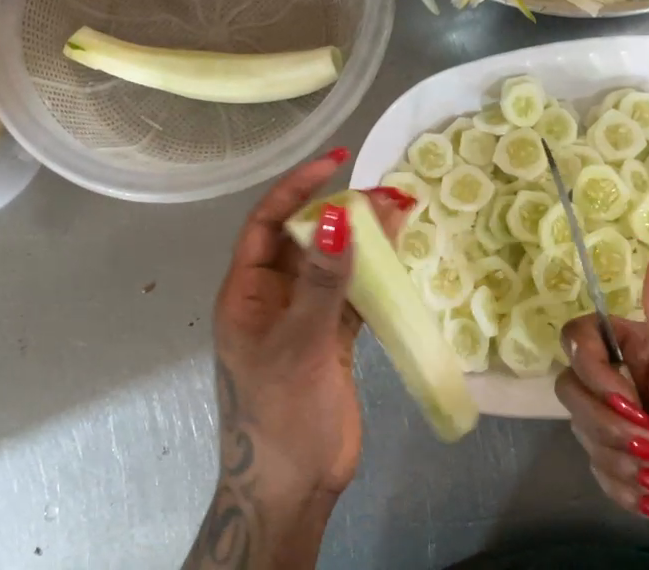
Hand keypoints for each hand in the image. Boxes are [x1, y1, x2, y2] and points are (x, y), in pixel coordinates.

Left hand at [183, 150, 414, 569]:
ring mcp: (305, 317)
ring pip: (335, 263)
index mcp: (247, 292)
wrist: (293, 487)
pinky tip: (399, 252)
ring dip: (364, 239)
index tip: (334, 162)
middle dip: (343, 211)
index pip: (268, 223)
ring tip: (401, 211)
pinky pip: (353, 292)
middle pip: (308, 238)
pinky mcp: (333, 338)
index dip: (298, 188)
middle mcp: (274, 297)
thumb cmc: (279, 414)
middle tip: (387, 192)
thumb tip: (340, 218)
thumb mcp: (299, 344)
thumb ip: (322, 282)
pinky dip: (375, 272)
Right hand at [555, 229, 648, 568]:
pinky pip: (596, 468)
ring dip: (623, 460)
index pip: (577, 338)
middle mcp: (623, 379)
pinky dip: (626, 486)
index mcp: (637, 349)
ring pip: (581, 432)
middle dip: (609, 426)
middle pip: (572, 389)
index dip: (591, 369)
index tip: (625, 395)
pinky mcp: (620, 461)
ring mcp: (619, 422)